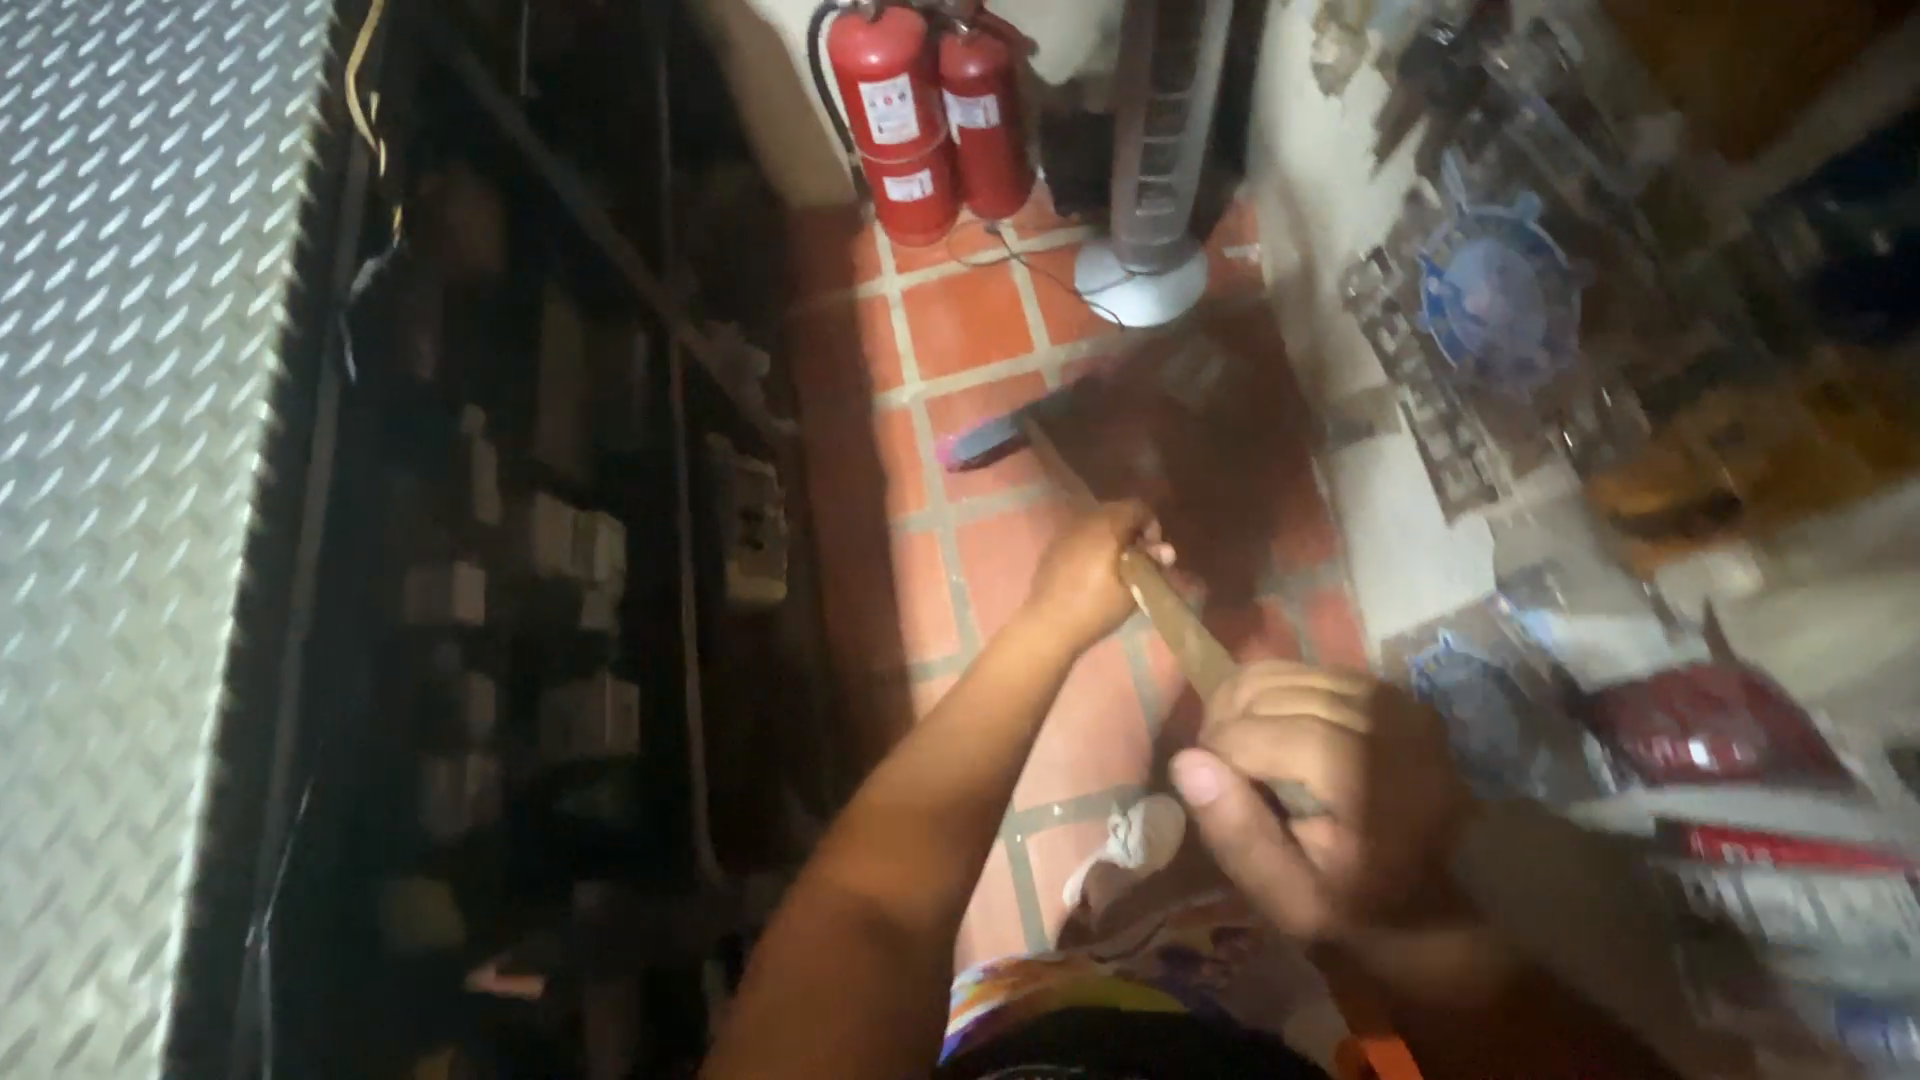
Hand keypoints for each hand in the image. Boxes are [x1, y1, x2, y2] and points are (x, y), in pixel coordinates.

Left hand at [1019, 500, 1171, 655]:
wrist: (1048, 625)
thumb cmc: (1096, 607)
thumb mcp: (1133, 588)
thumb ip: (1150, 563)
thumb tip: (1166, 549)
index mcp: (1107, 526)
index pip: (1136, 507)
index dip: (1151, 525)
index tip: (1152, 553)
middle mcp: (1084, 522)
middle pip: (1115, 511)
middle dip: (1131, 530)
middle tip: (1138, 559)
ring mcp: (1065, 533)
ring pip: (1096, 523)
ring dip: (1111, 537)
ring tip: (1117, 566)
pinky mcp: (1052, 548)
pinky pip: (1080, 536)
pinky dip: (1092, 544)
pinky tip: (1092, 572)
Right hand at [1169, 662, 1476, 940]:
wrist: (1425, 902)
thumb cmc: (1351, 907)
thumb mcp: (1288, 900)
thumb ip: (1238, 836)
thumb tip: (1186, 761)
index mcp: (1373, 781)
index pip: (1259, 734)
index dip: (1218, 758)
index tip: (1216, 796)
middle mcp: (1389, 723)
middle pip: (1263, 697)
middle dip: (1222, 730)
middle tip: (1222, 776)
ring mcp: (1389, 697)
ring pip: (1271, 676)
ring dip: (1236, 709)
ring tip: (1238, 754)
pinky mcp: (1380, 685)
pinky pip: (1292, 669)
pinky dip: (1260, 695)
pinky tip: (1263, 733)